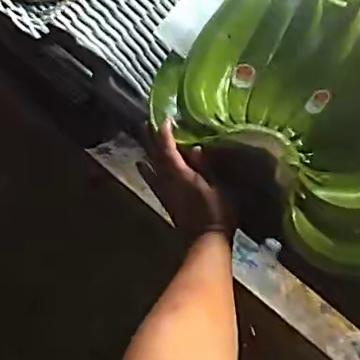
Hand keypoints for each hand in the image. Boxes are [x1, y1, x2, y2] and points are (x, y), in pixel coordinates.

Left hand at [139, 119, 235, 238]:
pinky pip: (151, 180)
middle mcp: (168, 179)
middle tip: (147, 121)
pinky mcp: (164, 199)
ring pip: (152, 164)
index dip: (165, 132)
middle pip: (155, 154)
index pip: (168, 148)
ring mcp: (164, 190)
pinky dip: (145, 170)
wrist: (205, 240)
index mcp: (181, 173)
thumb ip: (206, 166)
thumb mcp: (219, 187)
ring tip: (143, 136)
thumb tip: (195, 147)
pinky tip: (140, 164)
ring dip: (147, 149)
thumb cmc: (218, 213)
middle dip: (151, 137)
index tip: (166, 118)